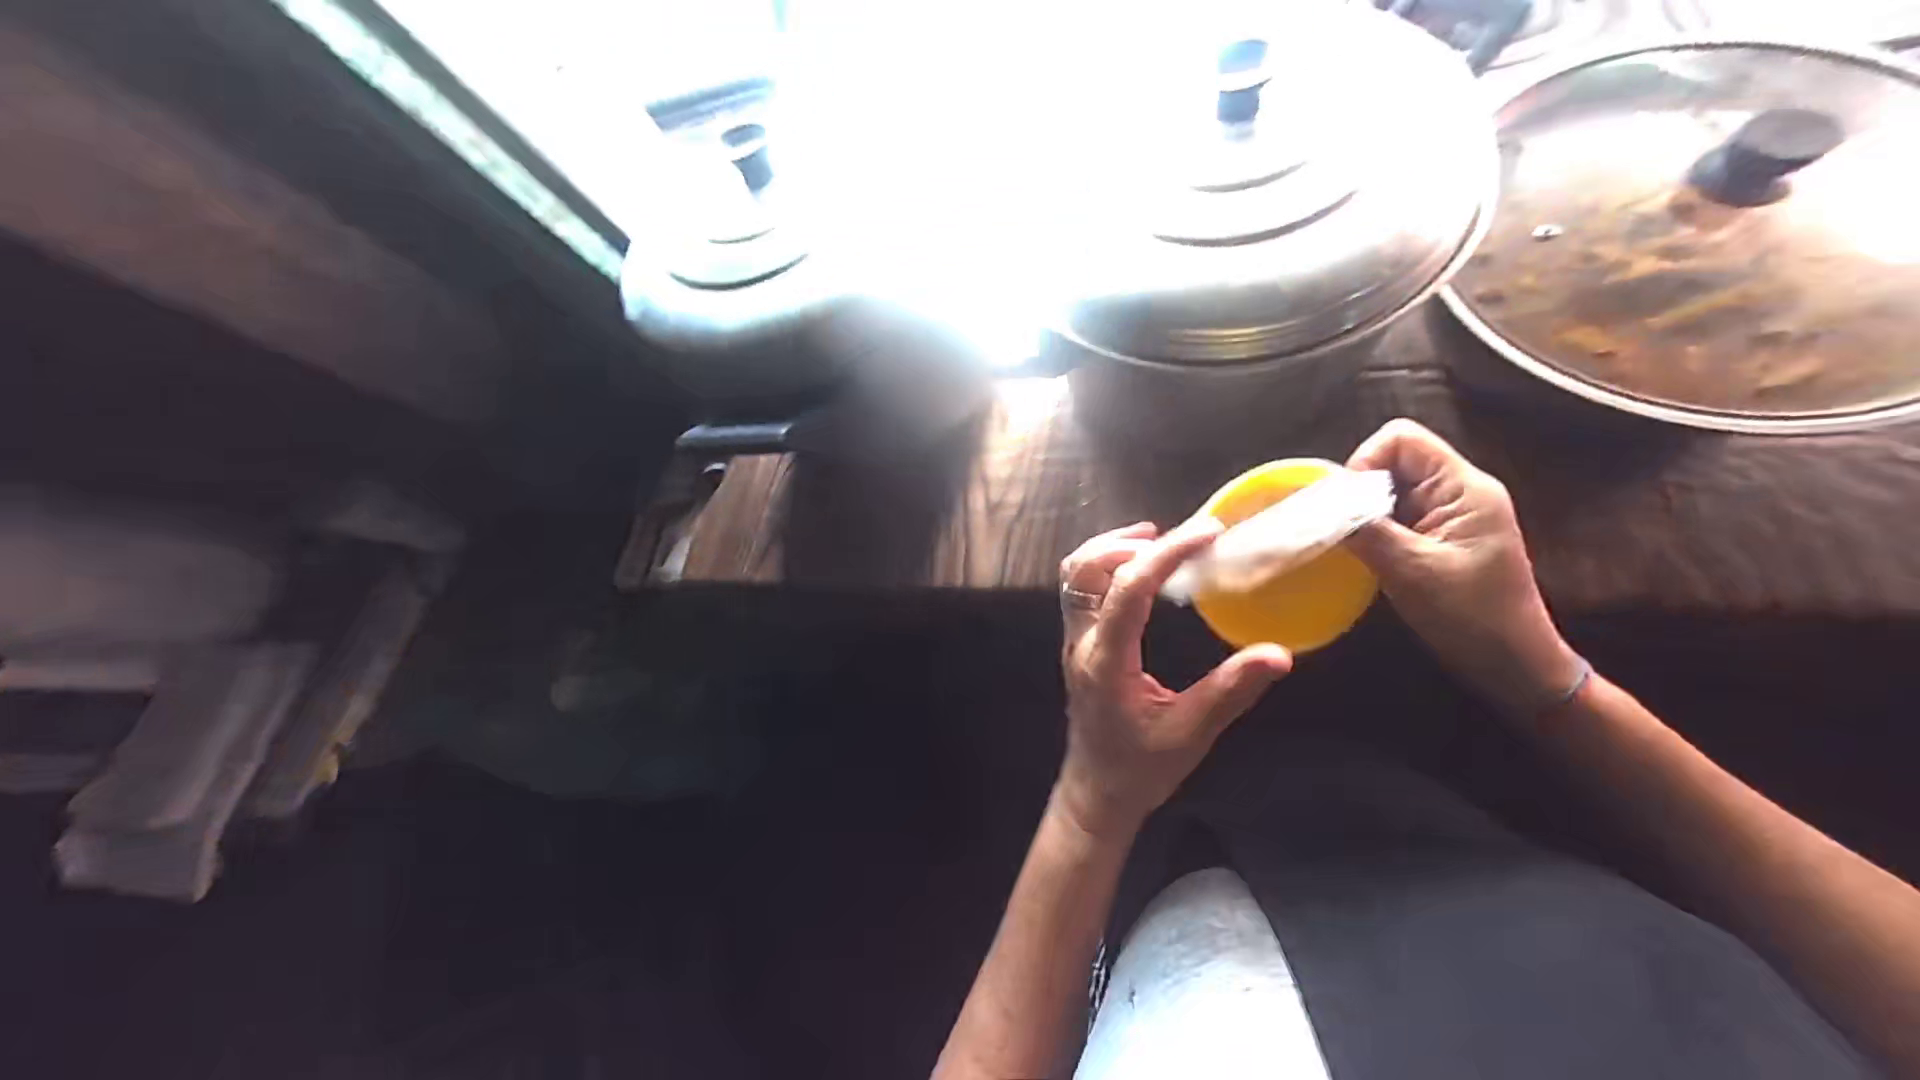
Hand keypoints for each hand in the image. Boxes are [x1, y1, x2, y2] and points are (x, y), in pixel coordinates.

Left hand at [1054, 519, 1293, 838]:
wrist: (1096, 791)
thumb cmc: (1139, 769)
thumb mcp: (1190, 734)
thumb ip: (1230, 691)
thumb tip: (1278, 653)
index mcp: (1106, 659)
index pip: (1128, 589)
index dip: (1166, 554)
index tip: (1206, 533)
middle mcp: (1081, 641)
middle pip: (1085, 569)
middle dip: (1131, 543)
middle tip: (1181, 538)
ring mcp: (1073, 640)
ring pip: (1075, 574)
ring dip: (1112, 548)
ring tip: (1158, 541)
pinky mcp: (1077, 643)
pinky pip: (1080, 588)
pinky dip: (1106, 566)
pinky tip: (1140, 571)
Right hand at [1345, 419, 1582, 717]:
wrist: (1512, 663)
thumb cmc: (1470, 615)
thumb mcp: (1409, 570)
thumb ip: (1364, 530)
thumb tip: (1319, 506)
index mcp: (1464, 487)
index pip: (1402, 438)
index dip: (1365, 460)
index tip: (1346, 503)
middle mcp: (1458, 490)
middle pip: (1393, 460)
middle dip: (1359, 490)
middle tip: (1345, 529)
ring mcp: (1450, 513)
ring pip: (1389, 489)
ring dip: (1364, 512)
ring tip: (1355, 545)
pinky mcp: (1439, 535)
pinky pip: (1395, 514)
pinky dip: (1372, 528)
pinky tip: (1367, 555)